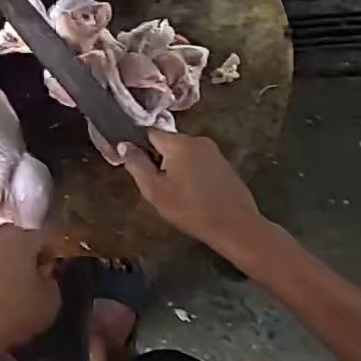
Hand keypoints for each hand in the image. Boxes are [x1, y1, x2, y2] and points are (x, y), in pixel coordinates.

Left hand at [0, 225, 59, 358]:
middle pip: (15, 239)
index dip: (51, 252)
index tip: (51, 269)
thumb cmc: (14, 312)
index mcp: (21, 238)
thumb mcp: (50, 302)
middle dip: (24, 253)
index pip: (44, 238)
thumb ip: (51, 280)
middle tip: (28, 276)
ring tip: (3, 283)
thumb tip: (43, 272)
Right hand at [119, 129, 266, 256]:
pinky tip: (193, 193)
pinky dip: (191, 172)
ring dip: (176, 166)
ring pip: (183, 152)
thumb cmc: (191, 209)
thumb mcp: (155, 190)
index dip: (139, 147)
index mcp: (179, 143)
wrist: (237, 228)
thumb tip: (124, 145)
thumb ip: (136, 164)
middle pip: (167, 142)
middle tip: (157, 184)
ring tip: (176, 191)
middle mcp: (197, 140)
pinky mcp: (225, 164)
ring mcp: (214, 152)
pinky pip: (199, 161)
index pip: (149, 133)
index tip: (137, 165)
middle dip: (159, 158)